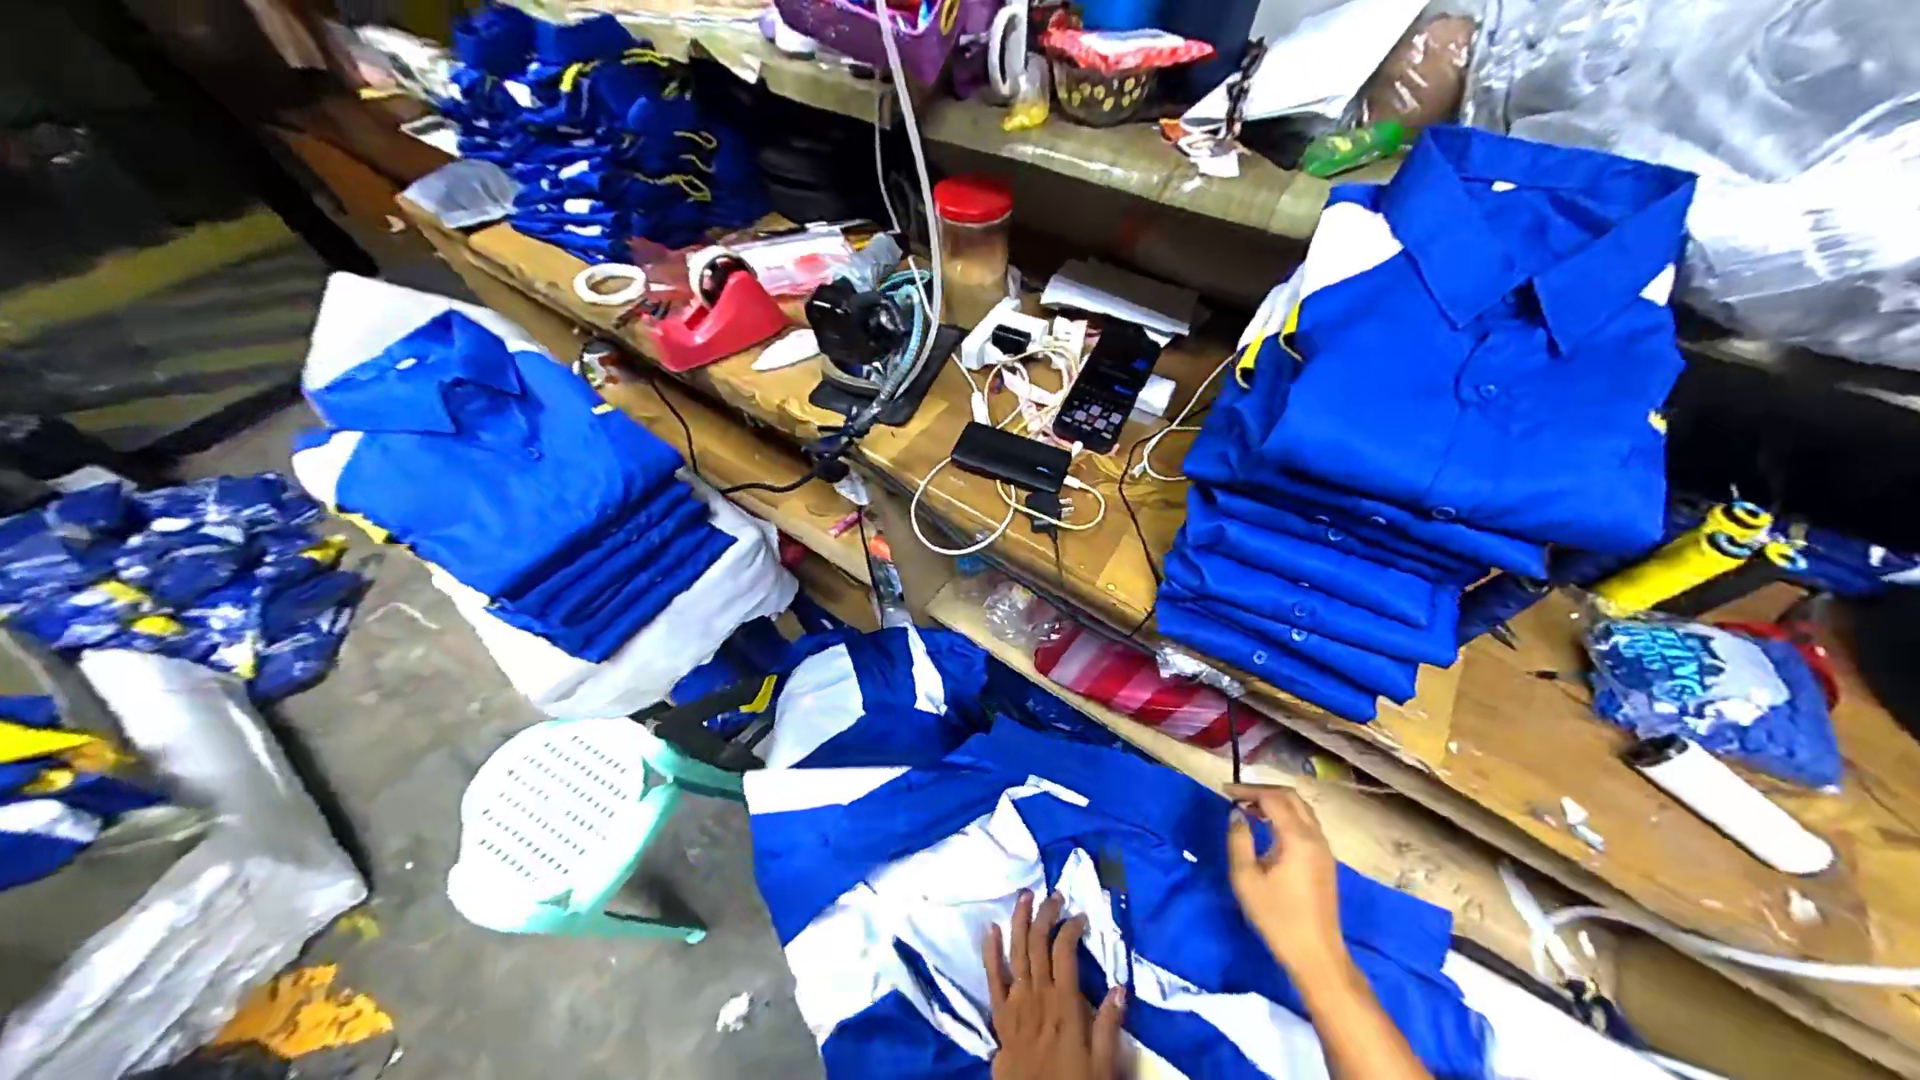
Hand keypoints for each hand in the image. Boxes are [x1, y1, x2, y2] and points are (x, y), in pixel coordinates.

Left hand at [983, 889, 1126, 1079]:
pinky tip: (990, 928)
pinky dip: (989, 950)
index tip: (1080, 916)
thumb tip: (1121, 987)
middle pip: (1038, 943)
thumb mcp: (1103, 1065)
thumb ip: (1110, 1026)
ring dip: (1019, 920)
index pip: (1064, 951)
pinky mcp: (999, 1014)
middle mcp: (1037, 995)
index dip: (1070, 927)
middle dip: (1046, 914)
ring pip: (1015, 950)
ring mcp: (1015, 1002)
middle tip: (1054, 895)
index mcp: (1064, 1004)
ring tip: (1025, 895)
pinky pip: (991, 977)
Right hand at [1226, 784, 1347, 978]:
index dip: (1247, 790)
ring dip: (1276, 802)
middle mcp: (1315, 837)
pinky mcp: (1325, 861)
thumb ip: (1238, 840)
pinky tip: (1269, 827)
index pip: (1272, 798)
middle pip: (1291, 797)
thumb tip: (1236, 814)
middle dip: (1263, 791)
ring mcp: (1324, 849)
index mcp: (1297, 838)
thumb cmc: (1277, 917)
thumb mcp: (1245, 878)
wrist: (1316, 955)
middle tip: (1237, 796)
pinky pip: (1306, 824)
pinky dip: (1286, 815)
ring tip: (1250, 809)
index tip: (1224, 792)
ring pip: (1301, 809)